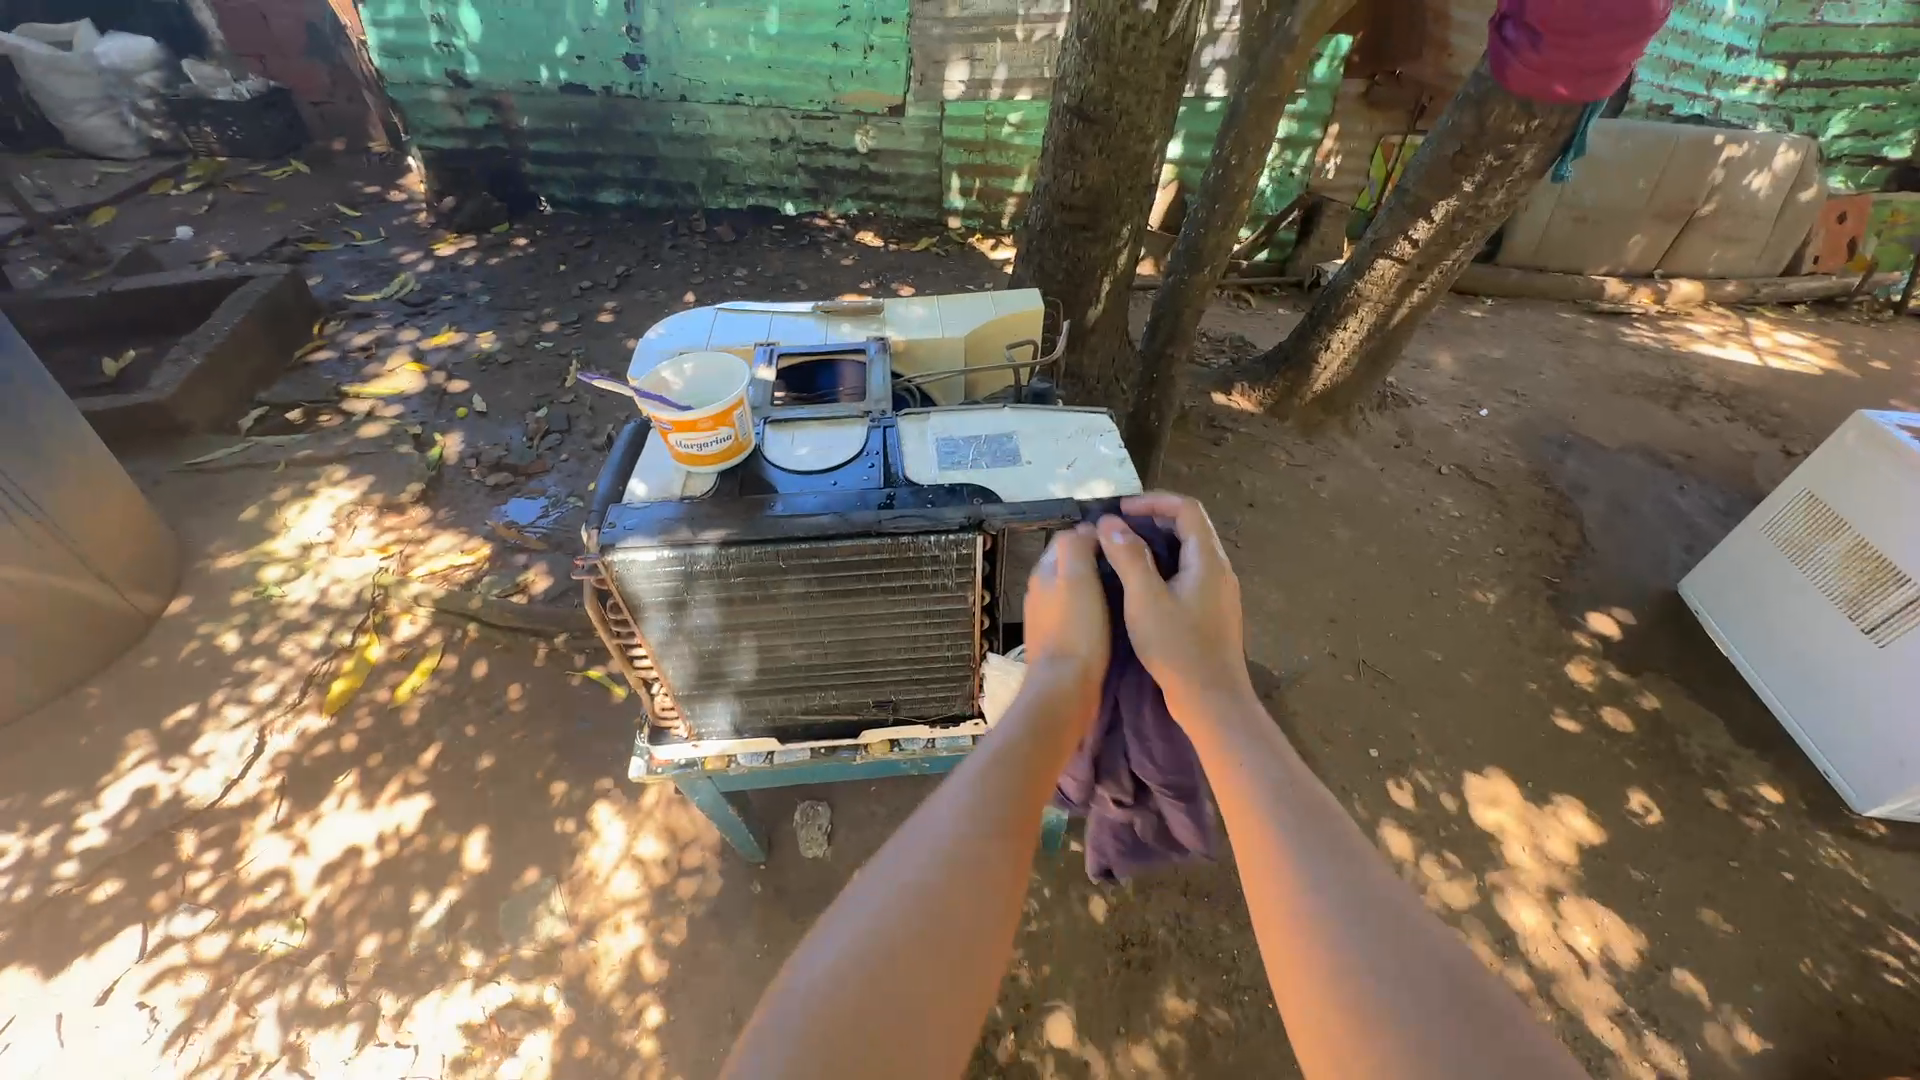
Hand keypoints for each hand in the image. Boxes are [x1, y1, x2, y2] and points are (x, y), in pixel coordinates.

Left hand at [1021, 526, 1109, 696]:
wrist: (1066, 687)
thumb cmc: (1075, 629)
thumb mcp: (1076, 576)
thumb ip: (1076, 546)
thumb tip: (1086, 530)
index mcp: (1043, 573)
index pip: (1067, 538)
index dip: (1093, 535)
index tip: (1122, 542)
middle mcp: (1041, 592)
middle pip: (1070, 564)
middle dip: (1096, 560)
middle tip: (1127, 564)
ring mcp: (1048, 618)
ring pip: (1075, 589)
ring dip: (1097, 585)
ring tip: (1126, 587)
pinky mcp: (1060, 641)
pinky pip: (1079, 614)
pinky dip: (1095, 609)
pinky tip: (1114, 615)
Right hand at [1094, 493, 1253, 721]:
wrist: (1212, 701)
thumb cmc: (1178, 648)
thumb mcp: (1145, 599)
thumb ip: (1128, 557)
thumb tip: (1110, 523)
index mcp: (1208, 560)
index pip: (1186, 509)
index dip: (1153, 501)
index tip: (1120, 509)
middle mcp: (1219, 570)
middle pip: (1190, 527)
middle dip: (1153, 519)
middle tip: (1117, 526)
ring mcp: (1218, 592)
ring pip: (1188, 552)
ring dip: (1156, 543)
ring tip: (1122, 549)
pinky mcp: (1211, 611)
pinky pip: (1188, 573)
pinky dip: (1163, 564)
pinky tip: (1140, 582)